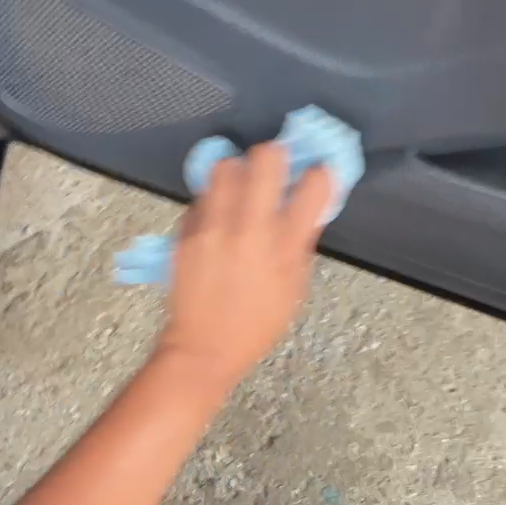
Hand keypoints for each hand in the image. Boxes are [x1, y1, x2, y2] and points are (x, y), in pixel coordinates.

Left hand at [156, 142, 332, 386]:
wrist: (202, 348)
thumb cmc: (254, 325)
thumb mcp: (293, 289)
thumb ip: (301, 243)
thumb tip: (310, 208)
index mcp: (283, 244)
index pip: (314, 181)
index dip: (319, 175)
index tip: (314, 180)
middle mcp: (248, 227)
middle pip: (266, 156)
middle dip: (274, 158)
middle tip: (273, 174)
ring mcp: (213, 227)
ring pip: (225, 166)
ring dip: (236, 173)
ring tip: (239, 194)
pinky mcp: (185, 232)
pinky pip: (201, 198)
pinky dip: (211, 203)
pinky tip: (216, 222)